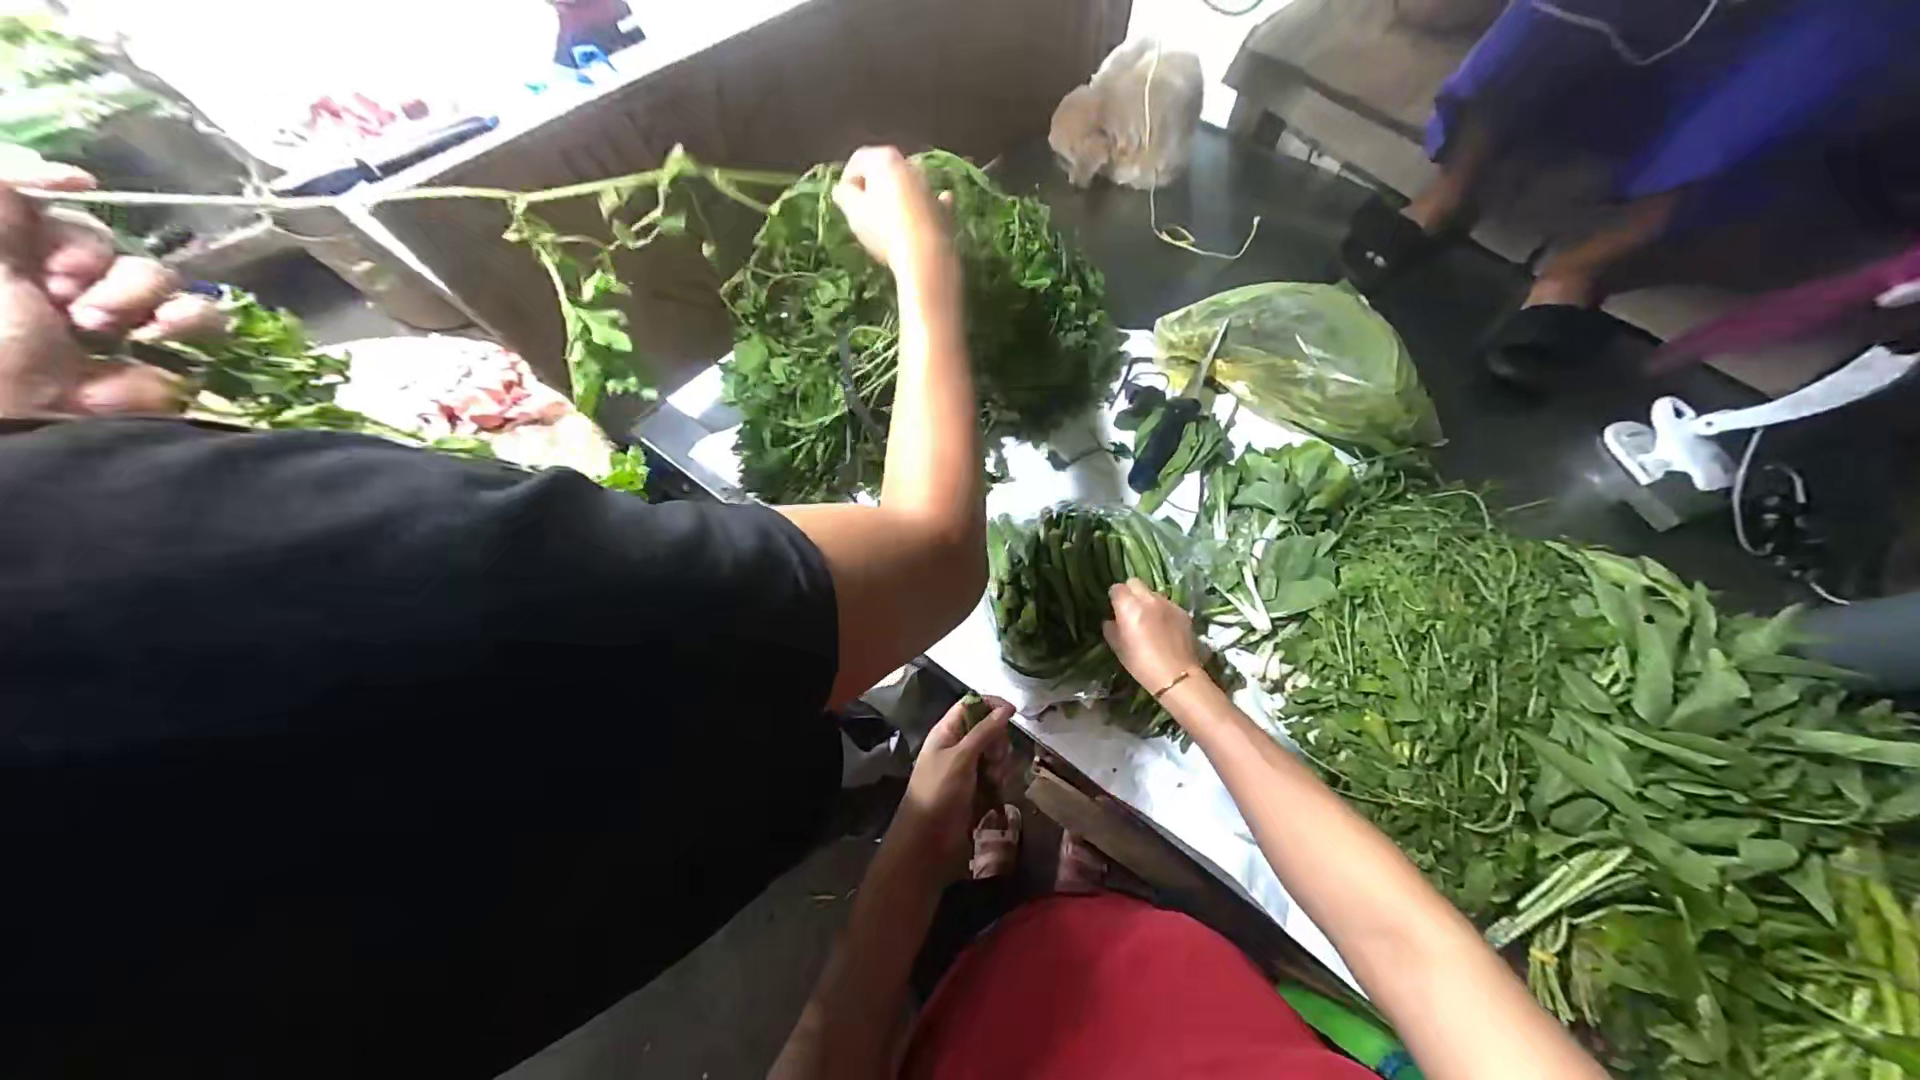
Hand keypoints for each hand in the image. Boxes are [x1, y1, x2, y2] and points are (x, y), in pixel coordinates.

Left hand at [0, 147, 224, 416]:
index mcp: (6, 247)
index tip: (57, 197)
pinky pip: (202, 314)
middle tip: (60, 292)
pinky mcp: (168, 346)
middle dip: (89, 259)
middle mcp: (59, 274)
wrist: (26, 416)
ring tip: (101, 326)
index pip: (46, 200)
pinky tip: (161, 333)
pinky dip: (190, 319)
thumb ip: (0, 193)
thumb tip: (69, 172)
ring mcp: (120, 313)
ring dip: (135, 294)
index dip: (56, 199)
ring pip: (155, 274)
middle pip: (103, 237)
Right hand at [831, 146, 955, 287]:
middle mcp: (910, 165)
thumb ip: (844, 196)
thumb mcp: (854, 212)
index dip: (848, 178)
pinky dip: (923, 207)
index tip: (843, 198)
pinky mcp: (943, 210)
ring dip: (896, 198)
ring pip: (907, 186)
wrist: (925, 255)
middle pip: (885, 171)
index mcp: (884, 159)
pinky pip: (930, 203)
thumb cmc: (883, 229)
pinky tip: (919, 217)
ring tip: (885, 221)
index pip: (859, 159)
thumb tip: (842, 189)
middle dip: (872, 187)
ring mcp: (930, 187)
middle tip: (862, 210)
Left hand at [888, 695, 1013, 880]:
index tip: (1012, 712)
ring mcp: (968, 769)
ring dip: (1000, 765)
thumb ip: (984, 731)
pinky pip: (997, 775)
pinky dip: (1000, 781)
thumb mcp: (961, 758)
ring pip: (996, 754)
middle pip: (988, 729)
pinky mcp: (977, 789)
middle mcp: (957, 747)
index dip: (990, 704)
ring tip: (993, 781)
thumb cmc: (939, 793)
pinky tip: (996, 793)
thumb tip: (1007, 707)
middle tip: (994, 758)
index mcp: (946, 732)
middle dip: (998, 742)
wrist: (928, 842)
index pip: (970, 705)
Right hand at [1103, 578, 1204, 697]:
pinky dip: (1162, 610)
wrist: (1177, 676)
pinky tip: (1164, 627)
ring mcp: (1168, 603)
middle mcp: (1148, 599)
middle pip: (1135, 583)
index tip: (1115, 609)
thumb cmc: (1141, 664)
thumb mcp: (1118, 648)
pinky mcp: (1182, 611)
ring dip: (1147, 601)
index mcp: (1129, 607)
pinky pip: (1167, 603)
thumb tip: (1111, 620)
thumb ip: (1111, 628)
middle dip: (1130, 592)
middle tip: (1130, 610)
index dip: (1114, 597)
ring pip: (1152, 592)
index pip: (1117, 588)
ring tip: (1149, 619)